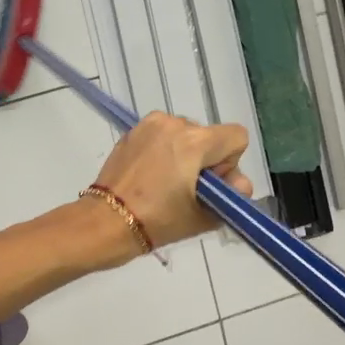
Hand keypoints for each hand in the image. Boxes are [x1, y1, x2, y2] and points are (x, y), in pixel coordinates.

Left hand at [85, 113, 252, 260]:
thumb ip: (233, 195)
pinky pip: (161, 135)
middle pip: (208, 136)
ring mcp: (148, 124)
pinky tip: (151, 175)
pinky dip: (164, 150)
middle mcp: (172, 123)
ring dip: (185, 153)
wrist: (107, 220)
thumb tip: (238, 183)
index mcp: (194, 140)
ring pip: (184, 134)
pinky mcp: (131, 132)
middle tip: (187, 189)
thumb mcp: (205, 214)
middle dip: (206, 159)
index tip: (211, 185)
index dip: (229, 163)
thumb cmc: (159, 220)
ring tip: (166, 183)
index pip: (236, 137)